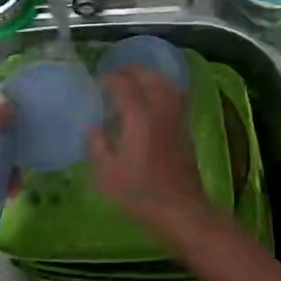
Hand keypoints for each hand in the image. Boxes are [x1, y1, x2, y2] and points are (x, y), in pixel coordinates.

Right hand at [89, 67, 211, 227]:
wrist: (181, 210)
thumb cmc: (140, 193)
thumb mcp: (107, 173)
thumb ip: (97, 145)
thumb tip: (94, 128)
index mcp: (139, 118)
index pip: (124, 86)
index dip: (110, 79)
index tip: (98, 80)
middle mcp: (161, 112)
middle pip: (150, 78)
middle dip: (133, 71)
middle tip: (117, 73)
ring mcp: (177, 121)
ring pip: (168, 85)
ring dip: (152, 77)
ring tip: (138, 81)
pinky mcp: (186, 132)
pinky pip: (176, 99)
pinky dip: (164, 91)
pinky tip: (154, 103)